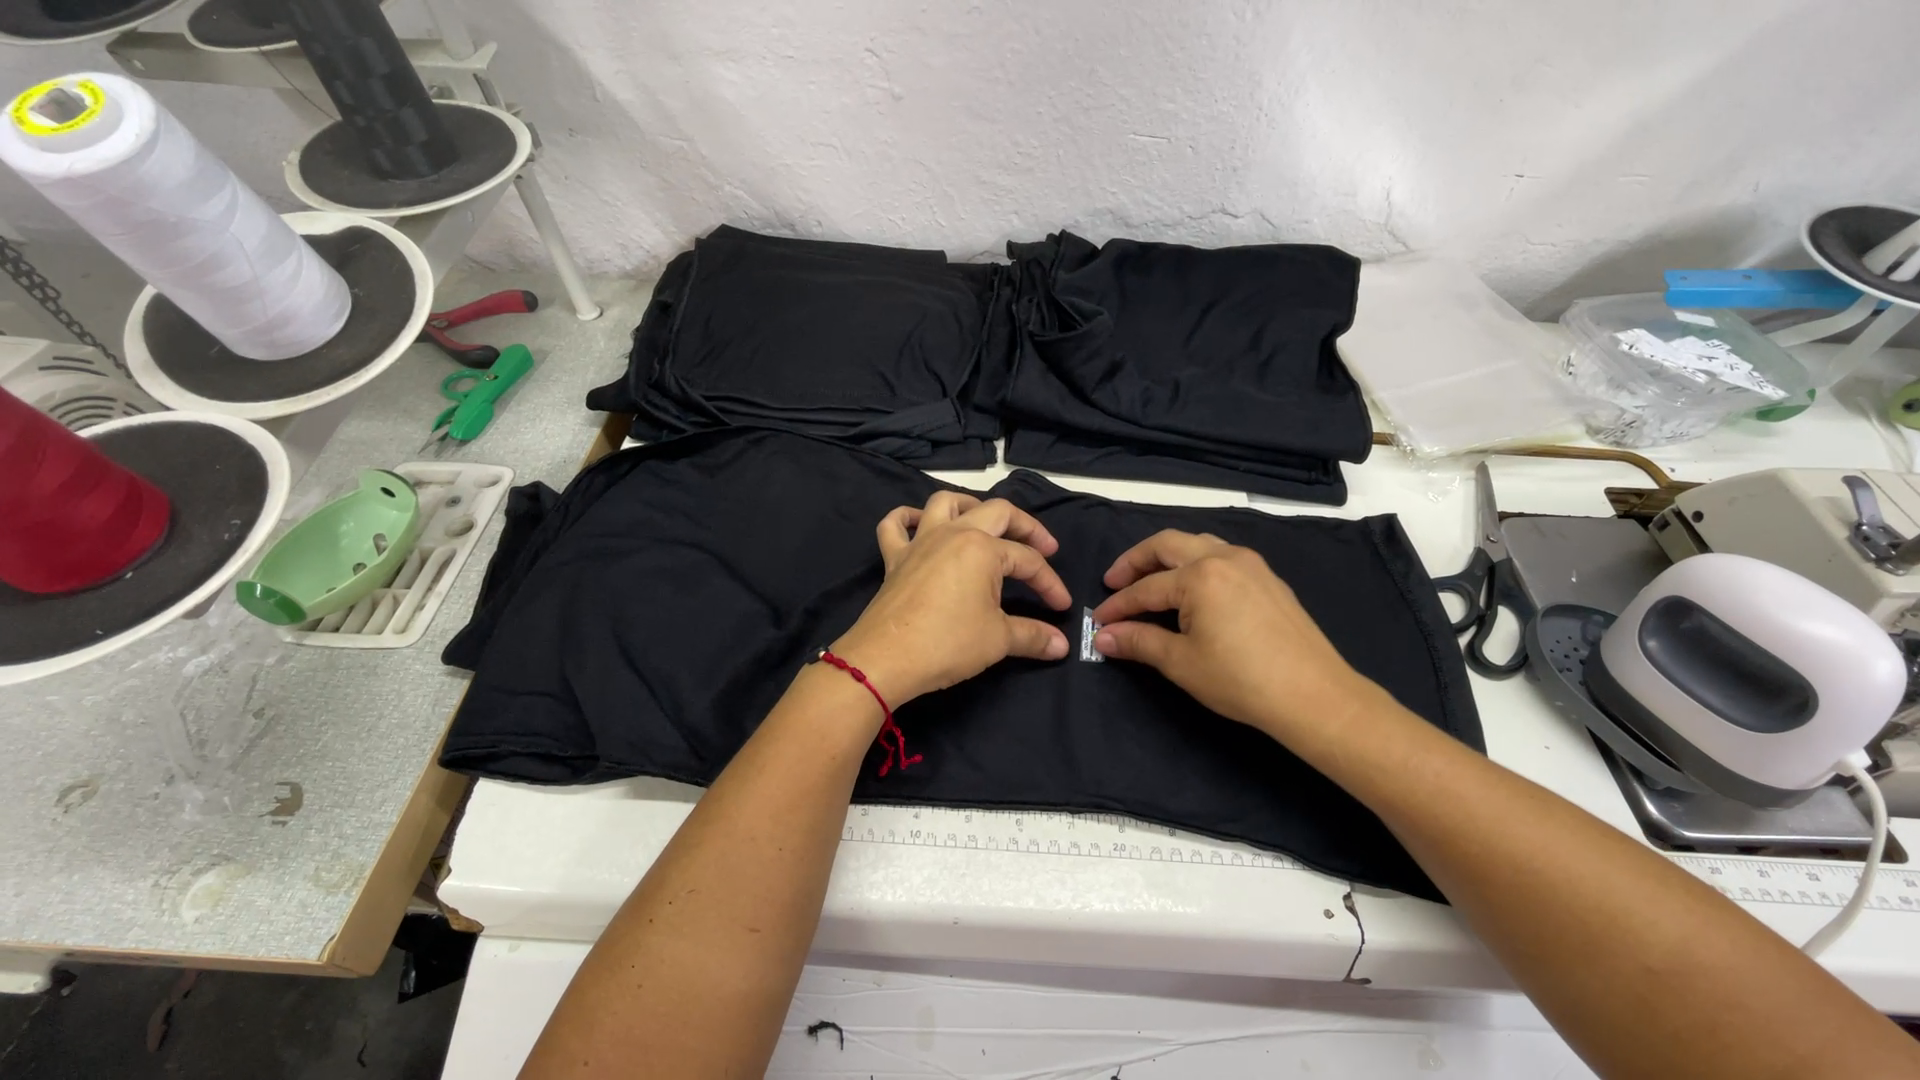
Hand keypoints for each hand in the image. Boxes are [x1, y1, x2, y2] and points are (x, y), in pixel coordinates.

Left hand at [833, 492, 1072, 705]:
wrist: (886, 659)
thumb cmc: (947, 643)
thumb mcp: (998, 640)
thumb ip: (1033, 636)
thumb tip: (1062, 645)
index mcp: (983, 548)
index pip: (1028, 561)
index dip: (1049, 583)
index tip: (1061, 606)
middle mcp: (953, 533)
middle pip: (997, 513)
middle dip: (1026, 527)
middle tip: (1043, 548)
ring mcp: (920, 542)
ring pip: (946, 503)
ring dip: (970, 505)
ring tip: (987, 523)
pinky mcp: (894, 558)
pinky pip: (895, 525)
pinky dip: (907, 518)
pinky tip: (919, 524)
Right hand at [1090, 530, 1372, 738]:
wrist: (1313, 695)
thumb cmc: (1240, 680)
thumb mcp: (1181, 662)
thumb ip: (1139, 642)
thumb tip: (1103, 637)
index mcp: (1199, 575)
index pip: (1145, 588)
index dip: (1118, 606)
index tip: (1098, 622)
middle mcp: (1224, 557)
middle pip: (1167, 545)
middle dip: (1135, 561)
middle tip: (1114, 582)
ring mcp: (1251, 565)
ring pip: (1197, 544)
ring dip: (1167, 558)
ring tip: (1149, 581)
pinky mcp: (1268, 579)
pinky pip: (1221, 556)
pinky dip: (1195, 564)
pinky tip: (1191, 590)